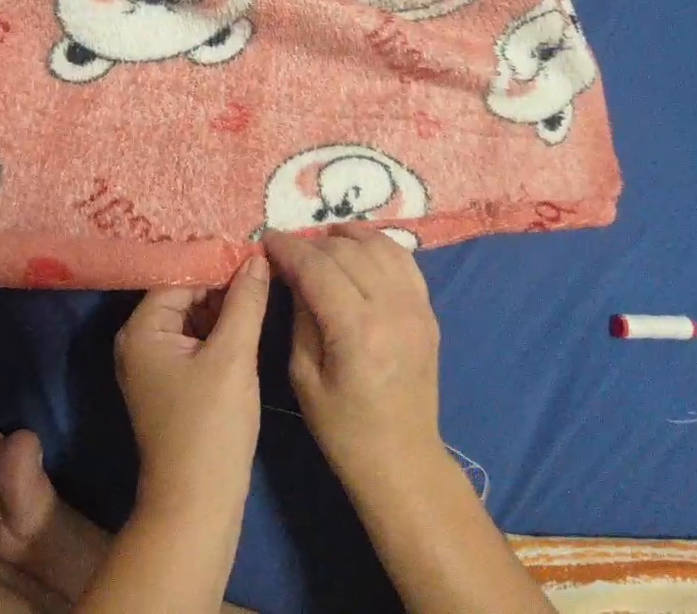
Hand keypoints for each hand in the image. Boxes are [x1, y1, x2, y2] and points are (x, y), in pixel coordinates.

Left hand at [114, 256, 270, 513]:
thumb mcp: (233, 356)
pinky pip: (196, 342)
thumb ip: (245, 301)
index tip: (255, 250)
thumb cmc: (210, 426)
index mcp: (141, 330)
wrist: (197, 503)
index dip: (216, 263)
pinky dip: (221, 330)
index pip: (179, 277)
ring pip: (193, 319)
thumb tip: (257, 257)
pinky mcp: (172, 383)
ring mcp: (155, 364)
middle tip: (265, 266)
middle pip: (185, 295)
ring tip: (263, 286)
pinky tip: (251, 319)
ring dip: (224, 306)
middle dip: (222, 283)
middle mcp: (139, 341)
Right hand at [263, 224, 442, 480]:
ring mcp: (417, 307)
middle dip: (312, 243)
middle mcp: (392, 309)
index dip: (288, 249)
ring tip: (321, 243)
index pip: (317, 267)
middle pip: (347, 251)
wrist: (401, 458)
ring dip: (346, 238)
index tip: (267, 241)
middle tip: (289, 251)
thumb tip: (292, 273)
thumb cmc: (342, 428)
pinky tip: (357, 249)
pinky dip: (378, 246)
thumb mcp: (303, 375)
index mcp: (357, 331)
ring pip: (379, 246)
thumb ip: (300, 316)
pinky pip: (404, 261)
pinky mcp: (428, 311)